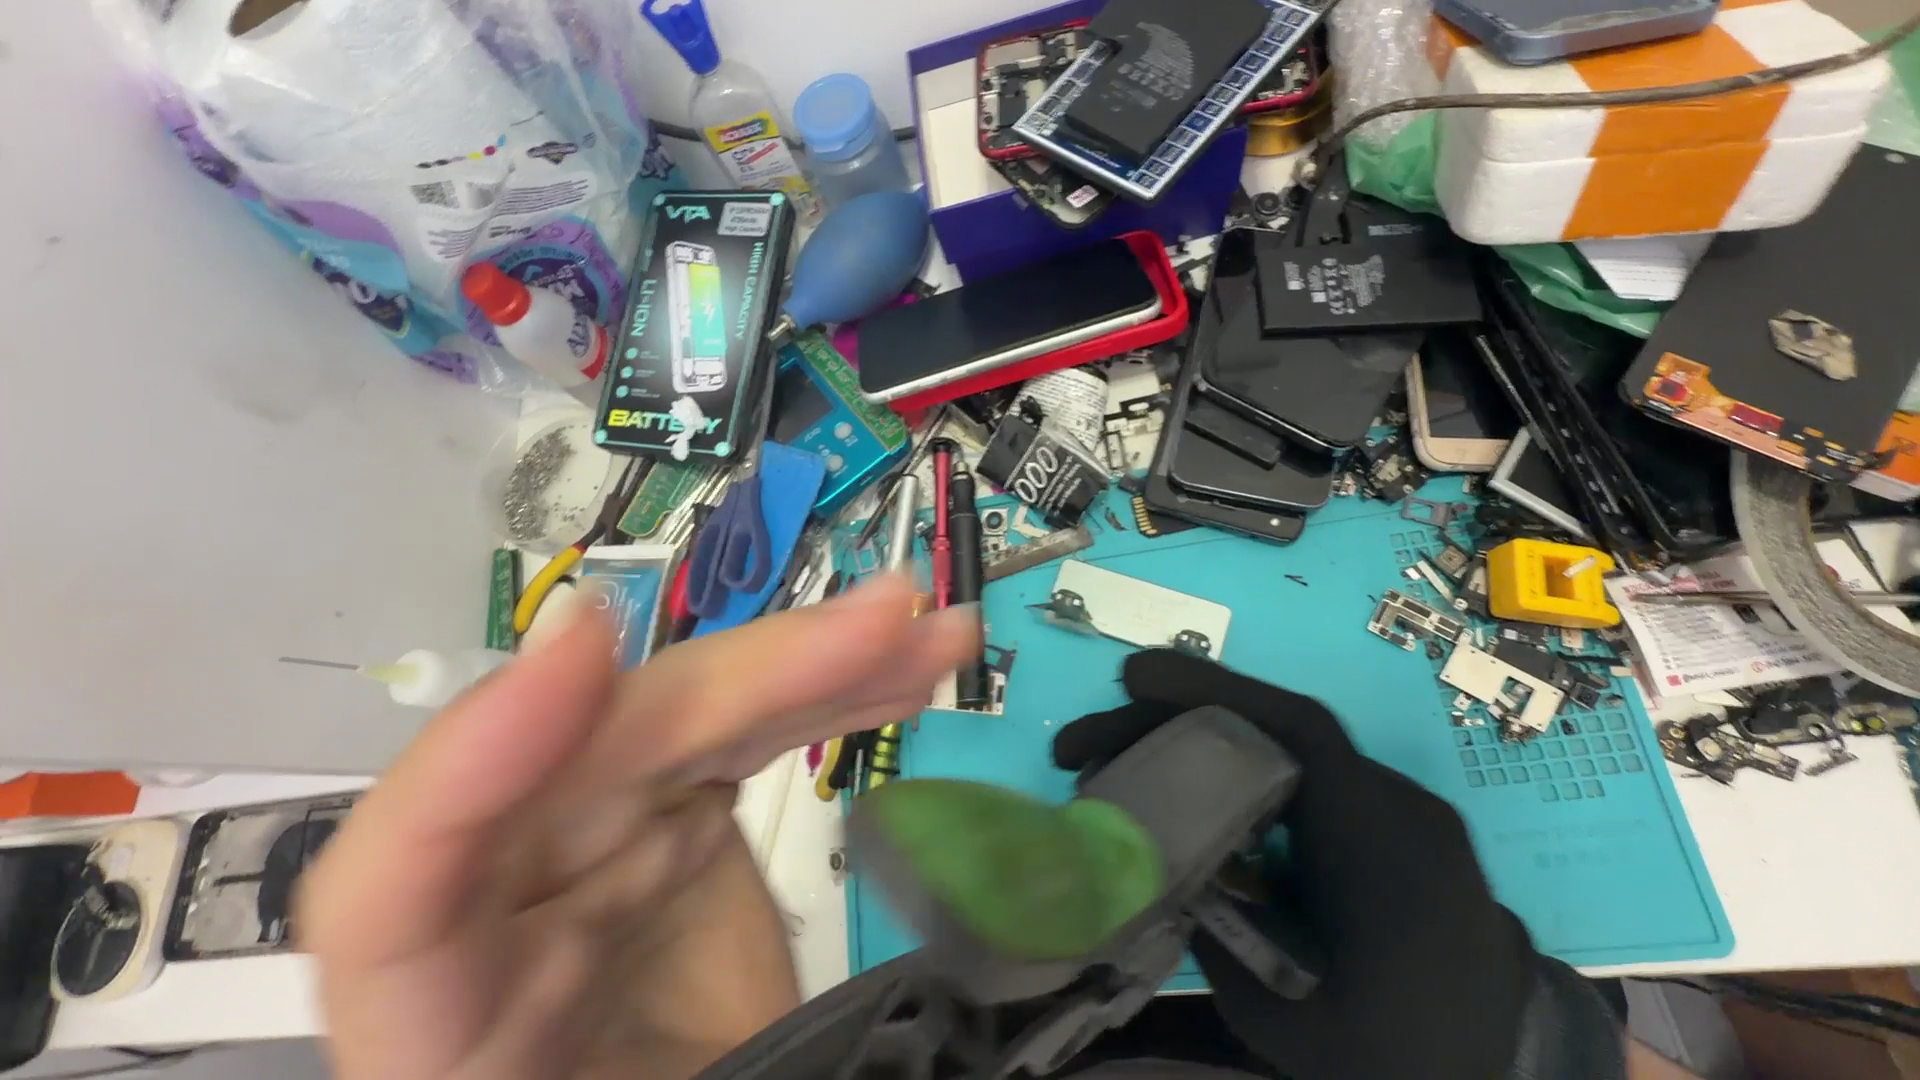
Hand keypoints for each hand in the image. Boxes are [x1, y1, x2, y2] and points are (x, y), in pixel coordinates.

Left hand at [298, 575, 978, 1079]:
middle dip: (756, 675)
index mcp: (446, 1034)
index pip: (399, 887)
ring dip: (821, 670)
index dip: (483, 757)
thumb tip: (771, 925)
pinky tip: (902, 674)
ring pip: (699, 722)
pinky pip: (747, 739)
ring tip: (930, 633)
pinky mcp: (672, 817)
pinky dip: (827, 706)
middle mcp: (511, 905)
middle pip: (610, 753)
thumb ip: (715, 1061)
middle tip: (888, 621)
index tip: (597, 640)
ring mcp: (600, 844)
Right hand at [1054, 650, 1621, 1079]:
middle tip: (1079, 751)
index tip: (1133, 678)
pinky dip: (1225, 778)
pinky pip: (1291, 783)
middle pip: (1266, 734)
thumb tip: (1152, 863)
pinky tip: (1182, 809)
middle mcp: (1389, 807)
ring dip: (1190, 750)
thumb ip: (1214, 930)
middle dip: (1164, 725)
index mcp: (1381, 844)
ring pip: (1274, 755)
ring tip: (1111, 774)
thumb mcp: (1284, 1017)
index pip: (1298, 732)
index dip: (1213, 690)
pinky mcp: (1377, 828)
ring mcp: (1387, 813)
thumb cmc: (1394, 1055)